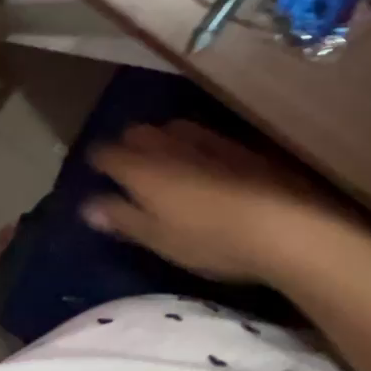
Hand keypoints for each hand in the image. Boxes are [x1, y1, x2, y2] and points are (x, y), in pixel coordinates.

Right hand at [83, 121, 355, 283]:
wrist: (285, 226)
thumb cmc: (209, 239)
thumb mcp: (158, 239)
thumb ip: (120, 218)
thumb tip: (85, 206)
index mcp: (136, 165)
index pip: (102, 153)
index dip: (97, 164)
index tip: (98, 178)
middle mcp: (162, 142)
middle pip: (133, 134)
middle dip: (127, 148)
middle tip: (133, 173)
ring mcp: (201, 138)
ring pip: (168, 130)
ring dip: (162, 144)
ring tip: (170, 167)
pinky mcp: (236, 144)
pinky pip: (203, 138)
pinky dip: (196, 148)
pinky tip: (209, 168)